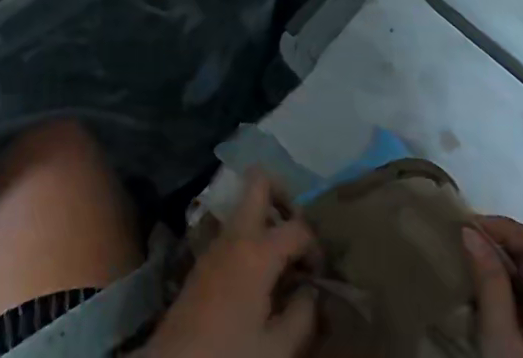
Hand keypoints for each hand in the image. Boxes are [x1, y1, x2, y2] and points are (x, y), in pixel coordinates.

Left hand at [141, 170, 318, 357]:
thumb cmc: (229, 354)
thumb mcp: (278, 348)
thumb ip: (303, 315)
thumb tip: (311, 291)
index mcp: (258, 250)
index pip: (299, 227)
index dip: (316, 246)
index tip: (319, 274)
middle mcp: (235, 235)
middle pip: (259, 182)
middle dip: (284, 195)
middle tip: (298, 231)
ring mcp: (215, 244)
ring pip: (245, 208)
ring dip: (267, 220)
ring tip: (283, 259)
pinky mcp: (203, 260)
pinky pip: (234, 232)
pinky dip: (252, 239)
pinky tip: (260, 276)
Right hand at [463, 216, 522, 357]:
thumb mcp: (502, 343)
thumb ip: (490, 288)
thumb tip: (470, 233)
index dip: (503, 228)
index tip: (465, 226)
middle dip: (499, 247)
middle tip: (460, 246)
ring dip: (500, 271)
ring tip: (466, 270)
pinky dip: (507, 295)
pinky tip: (484, 301)